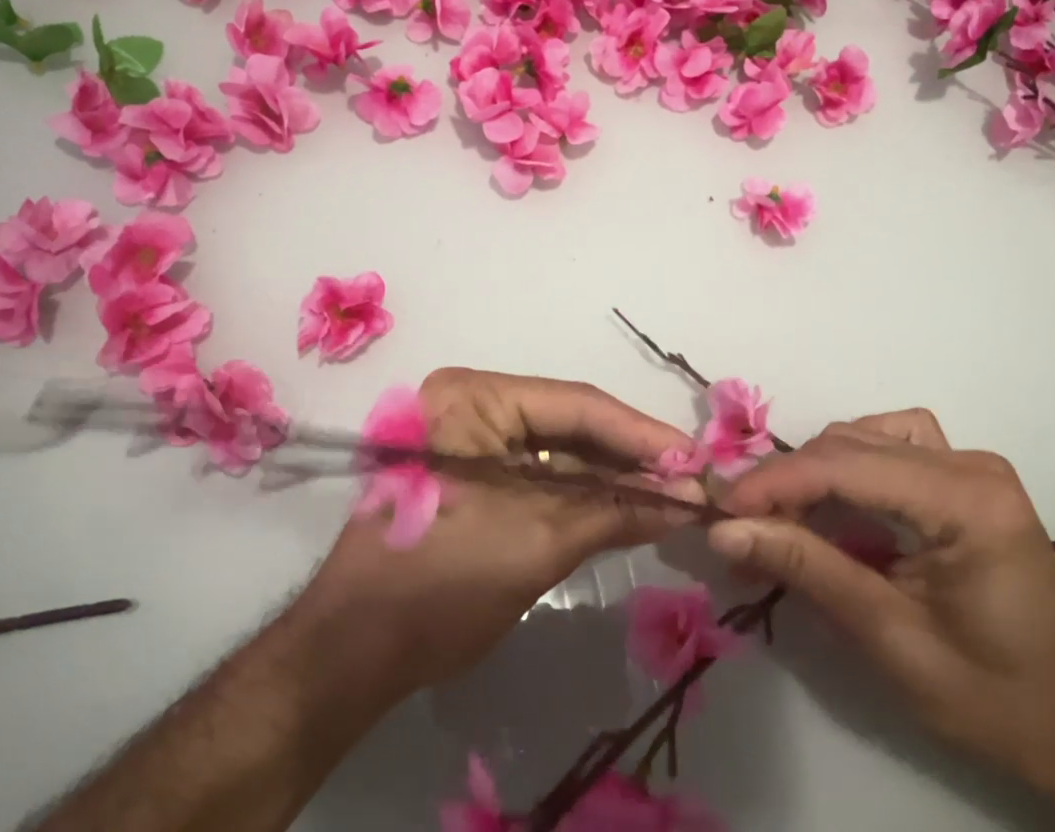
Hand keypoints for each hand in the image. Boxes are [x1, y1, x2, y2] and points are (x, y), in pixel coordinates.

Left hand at [301, 368, 696, 697]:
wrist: (357, 655)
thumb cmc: (440, 584)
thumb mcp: (537, 542)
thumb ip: (616, 511)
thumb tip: (687, 499)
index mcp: (470, 399)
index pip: (575, 405)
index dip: (642, 435)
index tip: (698, 462)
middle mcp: (470, 410)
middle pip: (570, 427)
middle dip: (631, 459)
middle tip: (692, 485)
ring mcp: (470, 447)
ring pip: (561, 456)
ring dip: (614, 481)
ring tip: (674, 500)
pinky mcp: (476, 484)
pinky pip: (543, 482)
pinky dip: (586, 500)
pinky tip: (633, 513)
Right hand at [706, 410, 1054, 793]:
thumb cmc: (992, 696)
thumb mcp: (890, 637)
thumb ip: (809, 570)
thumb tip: (726, 530)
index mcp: (967, 502)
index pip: (846, 467)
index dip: (773, 482)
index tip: (718, 511)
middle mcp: (974, 467)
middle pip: (854, 444)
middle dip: (788, 479)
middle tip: (739, 526)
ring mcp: (976, 470)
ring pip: (870, 438)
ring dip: (817, 470)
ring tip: (780, 517)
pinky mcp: (970, 485)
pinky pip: (895, 451)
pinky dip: (850, 469)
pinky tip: (831, 506)